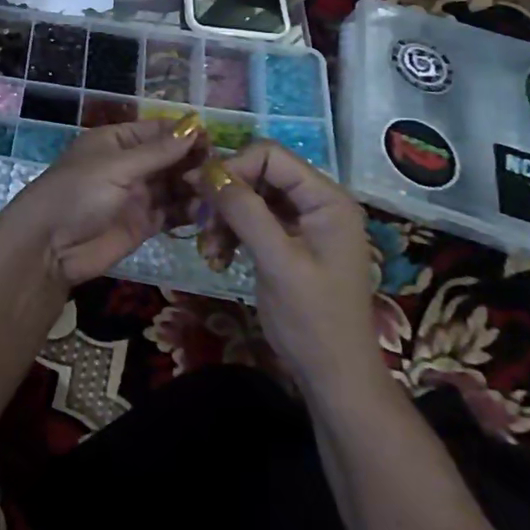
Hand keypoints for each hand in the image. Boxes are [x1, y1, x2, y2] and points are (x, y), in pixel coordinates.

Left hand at [7, 118, 203, 285]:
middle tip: (221, 173)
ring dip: (196, 188)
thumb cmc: (77, 193)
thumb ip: (157, 151)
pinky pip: (173, 212)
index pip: (158, 130)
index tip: (216, 143)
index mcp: (116, 141)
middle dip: (195, 163)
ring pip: (176, 185)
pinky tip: (208, 212)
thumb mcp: (116, 167)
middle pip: (171, 158)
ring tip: (218, 194)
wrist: (49, 246)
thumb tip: (194, 126)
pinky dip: (190, 212)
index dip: (186, 134)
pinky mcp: (144, 223)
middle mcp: (129, 164)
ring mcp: (137, 195)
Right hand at [190, 141, 385, 399]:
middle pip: (256, 173)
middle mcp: (316, 203)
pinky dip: (228, 234)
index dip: (234, 167)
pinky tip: (217, 258)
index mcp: (327, 200)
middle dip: (224, 196)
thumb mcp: (278, 263)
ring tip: (209, 250)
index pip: (271, 156)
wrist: (331, 373)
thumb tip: (209, 171)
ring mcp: (300, 222)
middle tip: (199, 221)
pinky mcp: (284, 241)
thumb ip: (246, 213)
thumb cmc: (313, 318)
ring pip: (247, 196)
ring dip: (222, 218)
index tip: (203, 194)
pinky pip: (248, 220)